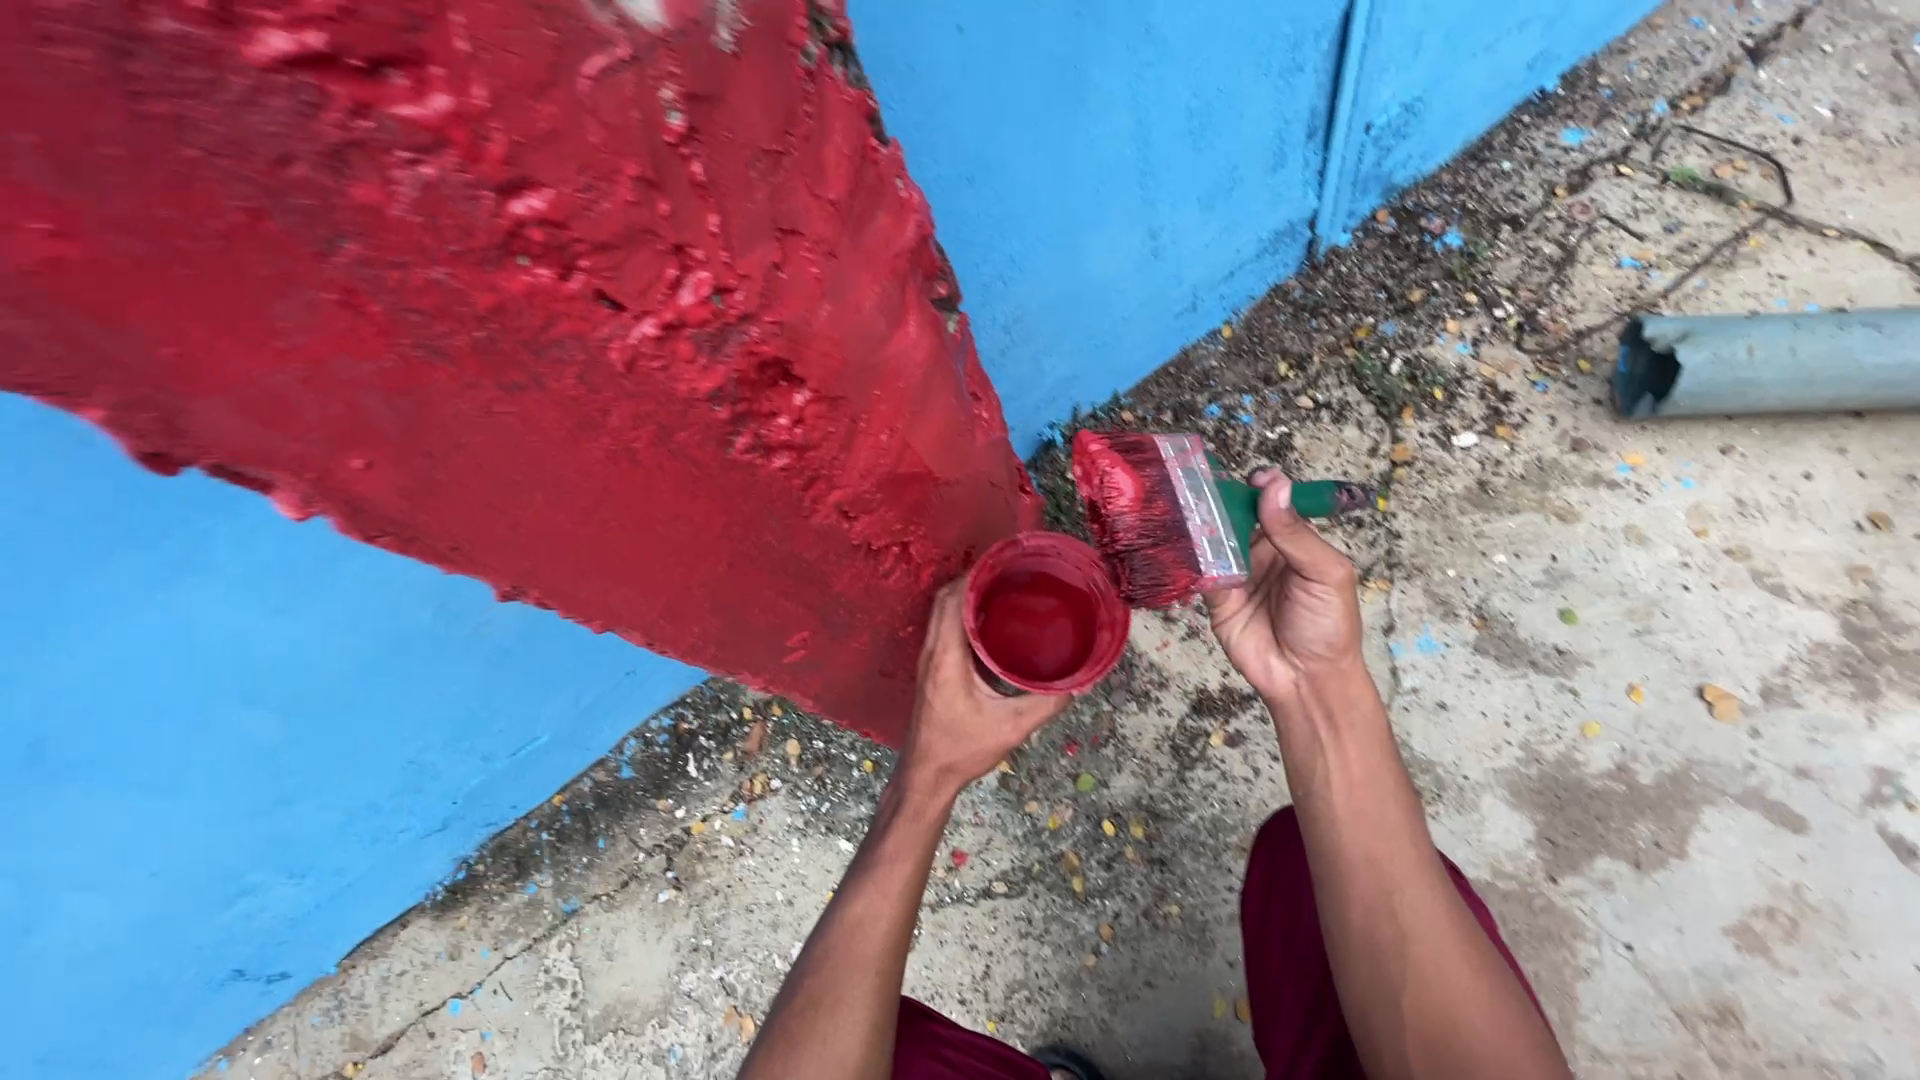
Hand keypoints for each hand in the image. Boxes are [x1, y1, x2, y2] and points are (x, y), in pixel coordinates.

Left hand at [897, 577, 1072, 795]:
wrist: (926, 775)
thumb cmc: (962, 750)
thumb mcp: (1011, 727)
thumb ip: (1047, 704)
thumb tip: (1080, 681)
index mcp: (947, 657)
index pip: (953, 599)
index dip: (974, 574)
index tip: (1003, 561)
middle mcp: (932, 651)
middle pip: (945, 597)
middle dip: (973, 577)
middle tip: (1008, 570)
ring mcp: (928, 659)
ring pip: (942, 611)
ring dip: (965, 594)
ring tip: (1002, 587)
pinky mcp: (931, 669)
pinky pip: (944, 626)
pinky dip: (962, 613)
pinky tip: (990, 620)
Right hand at [1203, 469, 1364, 703]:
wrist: (1306, 679)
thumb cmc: (1329, 625)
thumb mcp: (1326, 574)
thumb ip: (1297, 534)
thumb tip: (1275, 488)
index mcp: (1295, 540)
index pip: (1276, 503)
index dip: (1266, 487)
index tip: (1255, 478)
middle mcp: (1263, 551)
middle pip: (1239, 516)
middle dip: (1225, 501)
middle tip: (1208, 489)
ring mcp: (1237, 572)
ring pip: (1216, 540)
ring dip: (1204, 525)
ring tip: (1189, 508)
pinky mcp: (1215, 596)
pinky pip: (1200, 571)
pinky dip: (1191, 558)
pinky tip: (1183, 544)